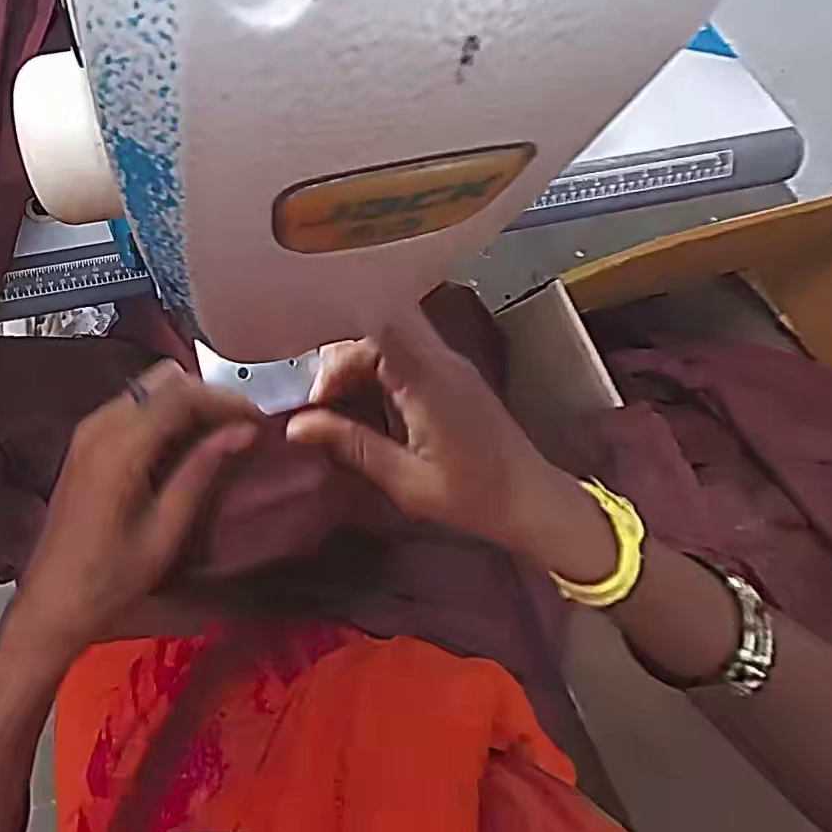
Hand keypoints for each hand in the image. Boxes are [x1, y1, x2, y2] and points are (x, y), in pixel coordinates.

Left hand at [11, 360, 261, 654]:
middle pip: (164, 380)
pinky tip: (186, 442)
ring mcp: (89, 429)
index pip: (180, 393)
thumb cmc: (109, 578)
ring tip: (220, 433)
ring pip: (149, 387)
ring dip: (187, 402)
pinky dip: (165, 413)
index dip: (224, 399)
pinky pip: (134, 405)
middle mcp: (99, 426)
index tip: (255, 417)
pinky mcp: (86, 440)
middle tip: (239, 424)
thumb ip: (202, 470)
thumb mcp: (166, 528)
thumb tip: (242, 432)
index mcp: (119, 447)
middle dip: (207, 395)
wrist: (53, 601)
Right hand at [285, 303, 614, 578]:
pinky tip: (370, 400)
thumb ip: (352, 444)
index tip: (320, 398)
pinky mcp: (454, 372)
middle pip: (377, 331)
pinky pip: (406, 351)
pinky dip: (379, 367)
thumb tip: (297, 426)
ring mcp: (450, 363)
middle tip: (324, 400)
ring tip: (341, 401)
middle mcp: (441, 361)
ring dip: (359, 362)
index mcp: (429, 382)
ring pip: (391, 337)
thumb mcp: (406, 479)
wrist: (535, 500)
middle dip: (341, 360)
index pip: (373, 338)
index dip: (337, 361)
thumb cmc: (473, 496)